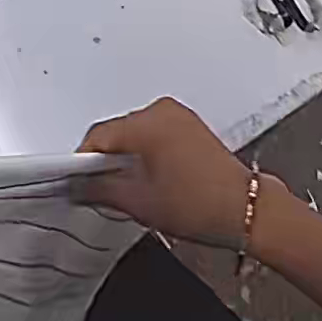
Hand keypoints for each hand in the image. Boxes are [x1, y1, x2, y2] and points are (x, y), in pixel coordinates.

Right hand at [76, 97, 281, 248]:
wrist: (246, 209)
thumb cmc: (200, 205)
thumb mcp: (140, 202)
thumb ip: (101, 189)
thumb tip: (79, 186)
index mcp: (147, 124)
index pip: (99, 135)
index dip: (83, 160)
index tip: (75, 180)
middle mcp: (161, 111)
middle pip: (116, 130)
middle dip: (105, 158)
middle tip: (99, 189)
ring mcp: (176, 114)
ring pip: (134, 130)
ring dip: (125, 154)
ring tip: (128, 186)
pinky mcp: (187, 123)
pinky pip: (153, 130)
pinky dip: (144, 149)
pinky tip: (149, 175)